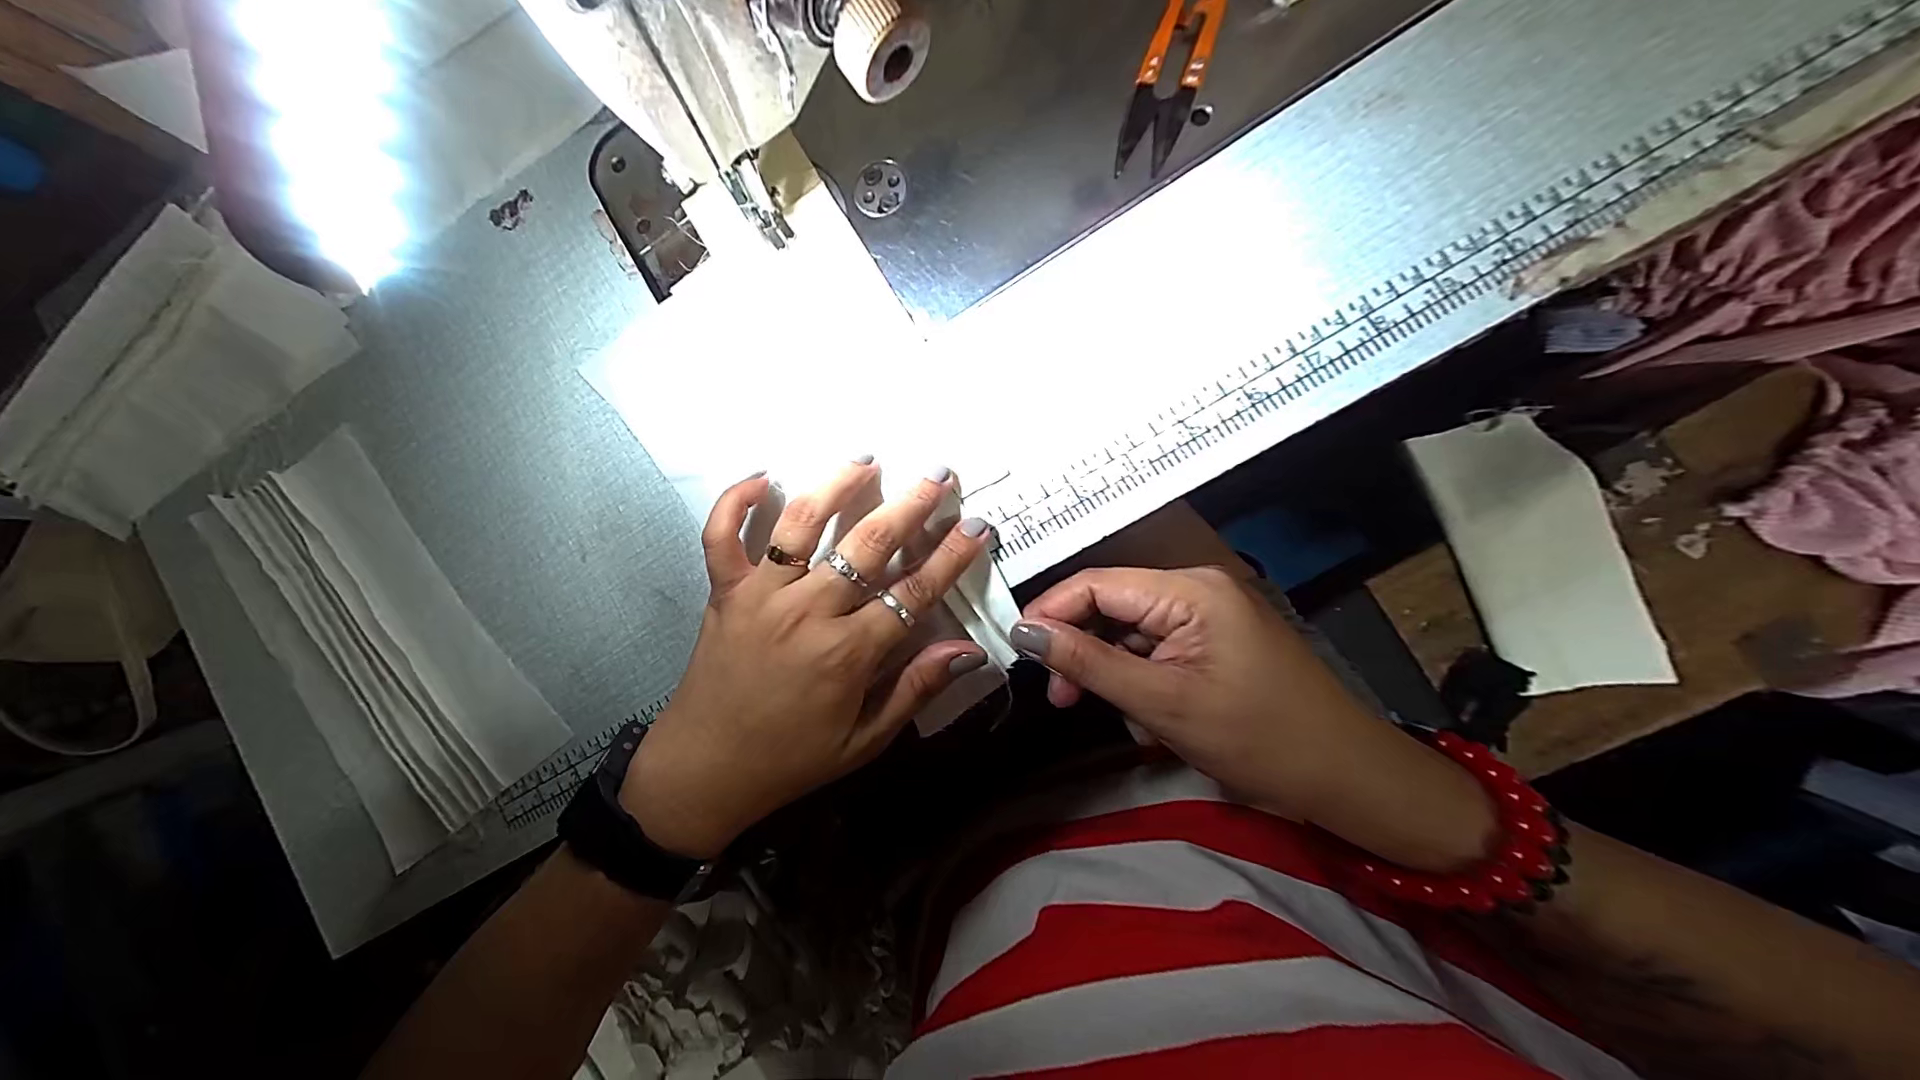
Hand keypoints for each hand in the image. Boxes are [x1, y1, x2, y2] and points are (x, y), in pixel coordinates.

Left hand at [621, 462, 993, 858]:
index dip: (950, 557)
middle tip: (939, 476)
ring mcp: (760, 596)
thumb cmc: (792, 758)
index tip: (977, 526)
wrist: (704, 771)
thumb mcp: (865, 740)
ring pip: (801, 525)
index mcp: (847, 653)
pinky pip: (721, 537)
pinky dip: (734, 502)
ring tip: (866, 460)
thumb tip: (969, 650)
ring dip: (837, 487)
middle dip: (910, 506)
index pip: (913, 593)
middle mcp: (806, 613)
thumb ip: (916, 688)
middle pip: (867, 546)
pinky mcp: (723, 592)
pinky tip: (760, 475)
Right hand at [1014, 567, 1497, 871]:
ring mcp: (1208, 614)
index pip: (1098, 583)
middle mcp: (1197, 589)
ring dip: (1111, 672)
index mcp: (1190, 590)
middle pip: (1113, 605)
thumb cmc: (1259, 739)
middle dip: (1082, 650)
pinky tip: (1150, 720)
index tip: (1017, 649)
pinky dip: (1141, 680)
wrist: (1346, 777)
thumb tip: (1025, 632)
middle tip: (1061, 699)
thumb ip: (1088, 663)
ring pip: (1131, 632)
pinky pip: (1157, 648)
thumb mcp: (1162, 703)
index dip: (1051, 611)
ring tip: (1117, 718)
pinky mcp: (1214, 640)